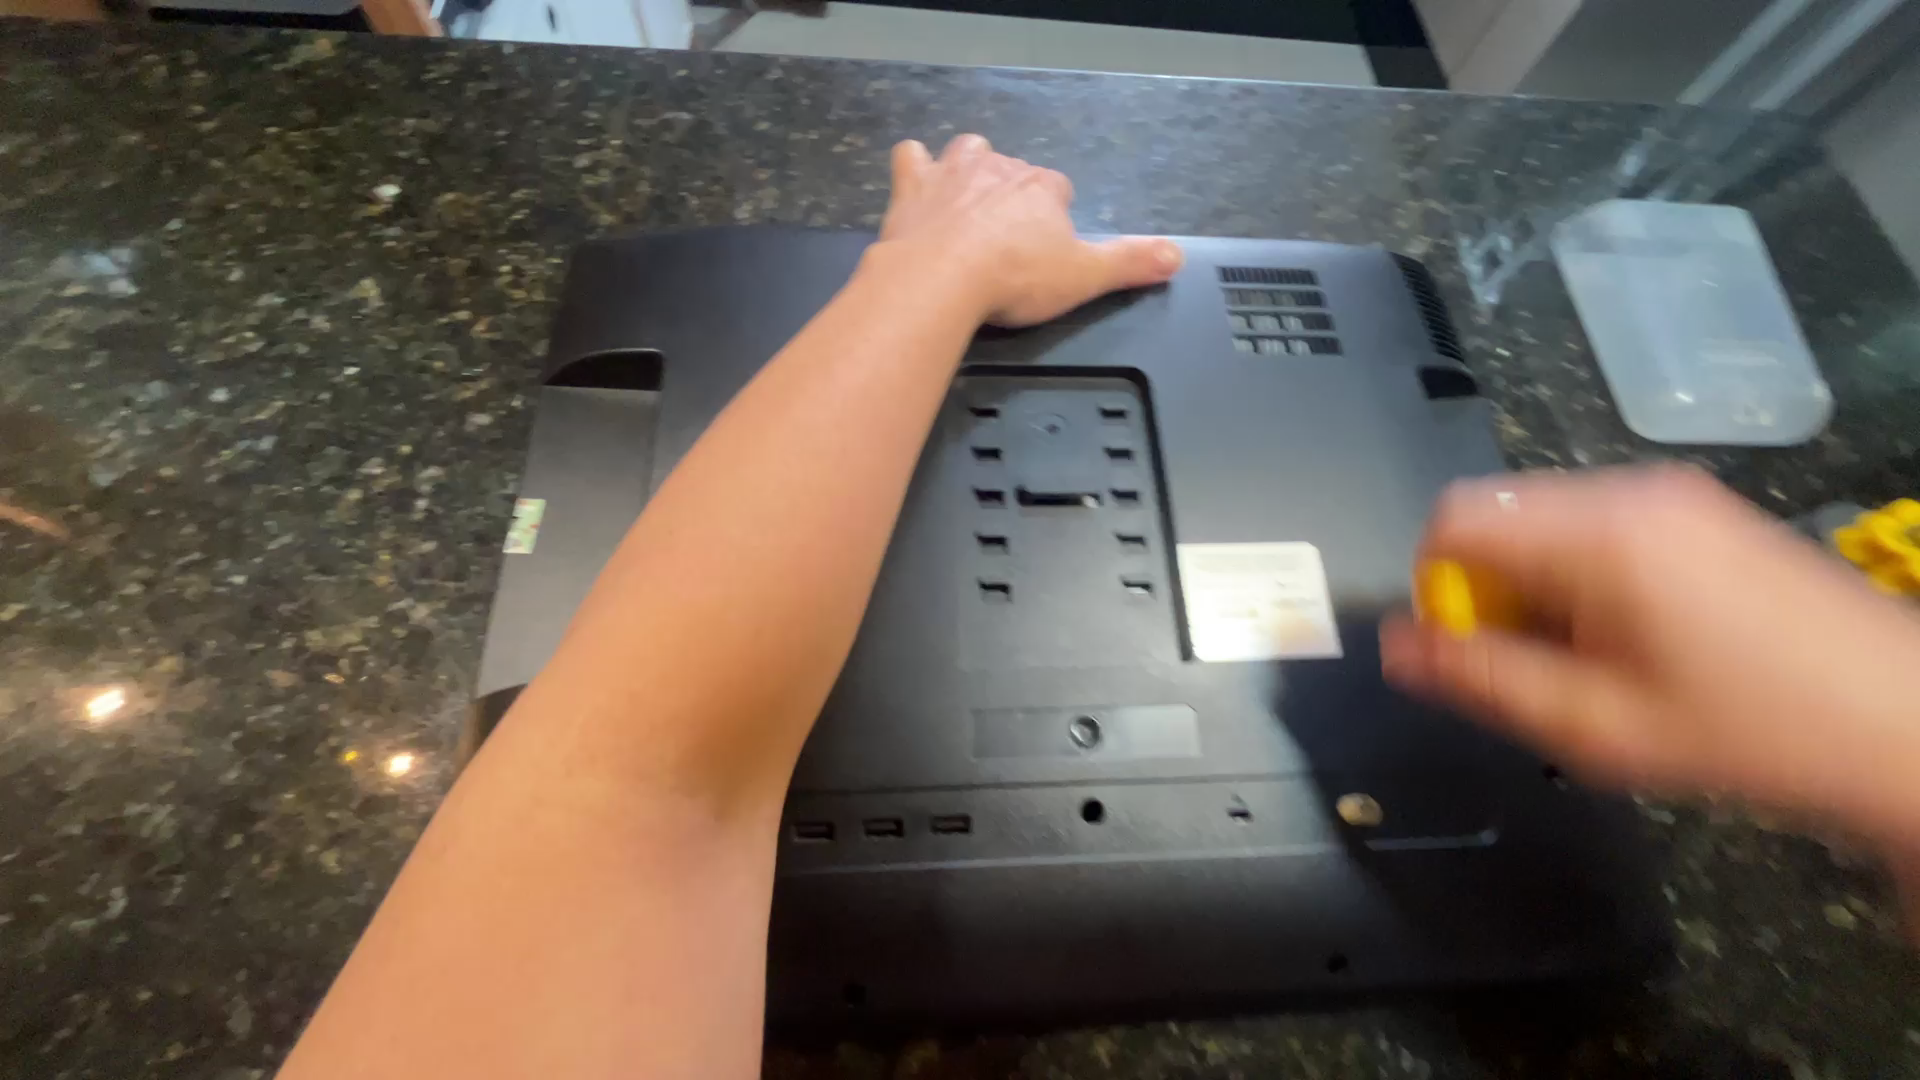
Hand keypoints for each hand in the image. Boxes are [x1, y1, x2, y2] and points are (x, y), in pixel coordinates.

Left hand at [871, 134, 1182, 326]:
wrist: (942, 278)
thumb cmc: (1015, 278)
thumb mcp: (1083, 277)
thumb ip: (1128, 263)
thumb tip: (1177, 256)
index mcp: (1043, 188)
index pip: (1057, 192)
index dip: (1053, 220)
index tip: (1044, 251)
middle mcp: (1001, 167)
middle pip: (1014, 173)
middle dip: (1012, 200)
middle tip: (1004, 244)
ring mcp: (953, 172)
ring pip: (968, 153)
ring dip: (970, 172)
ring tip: (967, 208)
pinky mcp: (913, 185)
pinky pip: (912, 157)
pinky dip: (916, 168)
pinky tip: (919, 188)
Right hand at [1380, 465, 1919, 847]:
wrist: (1915, 729)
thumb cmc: (1748, 731)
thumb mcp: (1590, 725)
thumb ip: (1476, 677)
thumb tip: (1393, 646)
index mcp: (1598, 535)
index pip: (1453, 520)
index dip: (1436, 583)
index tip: (1474, 642)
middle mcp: (1626, 492)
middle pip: (1488, 516)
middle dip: (1483, 585)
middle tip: (1534, 656)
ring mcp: (1665, 492)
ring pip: (1530, 518)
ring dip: (1525, 579)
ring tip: (1585, 647)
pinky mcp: (1688, 505)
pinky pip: (1580, 520)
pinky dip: (1567, 568)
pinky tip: (1621, 624)